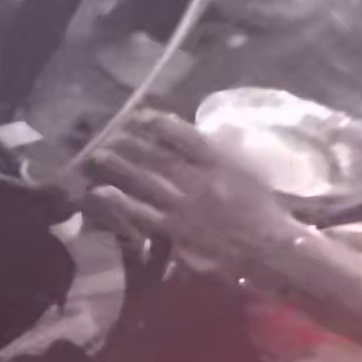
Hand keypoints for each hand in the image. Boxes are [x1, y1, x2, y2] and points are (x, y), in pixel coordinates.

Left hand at [85, 110, 302, 270]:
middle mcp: (203, 181)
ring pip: (145, 181)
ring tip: (96, 156)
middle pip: (160, 157)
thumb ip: (227, 150)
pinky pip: (139, 212)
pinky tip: (98, 191)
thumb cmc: (258, 206)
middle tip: (106, 134)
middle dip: (130, 143)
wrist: (266, 245)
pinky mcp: (171, 228)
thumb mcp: (249, 170)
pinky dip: (118, 201)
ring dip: (119, 167)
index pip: (189, 138)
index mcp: (224, 163)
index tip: (138, 116)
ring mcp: (184, 205)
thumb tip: (208, 128)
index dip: (161, 125)